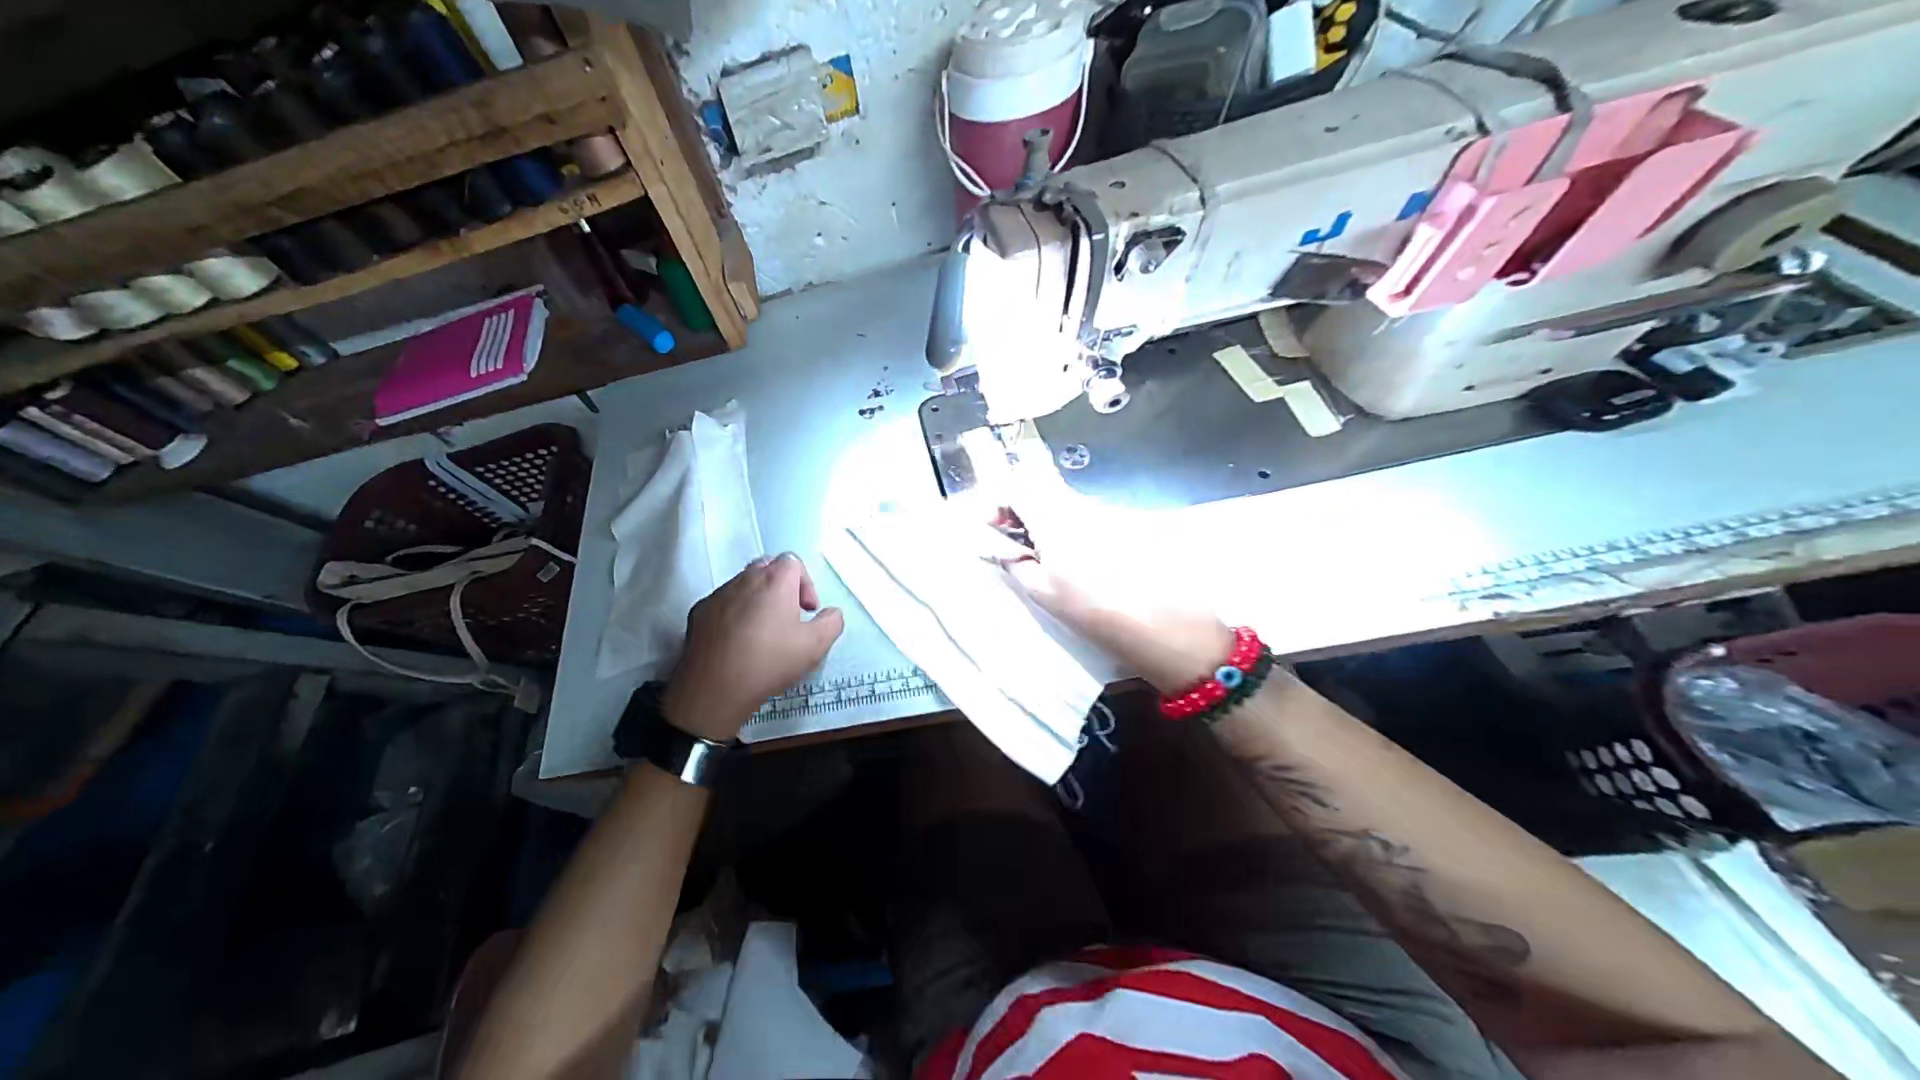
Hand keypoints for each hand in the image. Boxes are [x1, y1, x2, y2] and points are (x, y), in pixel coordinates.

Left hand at [663, 553, 844, 741]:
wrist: (714, 689)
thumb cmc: (767, 663)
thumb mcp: (814, 646)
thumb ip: (832, 622)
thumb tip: (832, 614)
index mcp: (775, 581)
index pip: (794, 562)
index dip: (806, 584)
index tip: (807, 610)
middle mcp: (745, 579)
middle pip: (767, 567)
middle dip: (781, 586)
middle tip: (787, 614)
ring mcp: (719, 594)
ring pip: (743, 584)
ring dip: (757, 599)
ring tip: (763, 631)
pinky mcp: (699, 612)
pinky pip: (723, 602)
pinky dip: (734, 613)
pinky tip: (738, 641)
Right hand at [971, 459, 1233, 694]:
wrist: (1165, 624)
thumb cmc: (1094, 610)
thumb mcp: (1043, 592)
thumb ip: (1016, 563)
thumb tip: (1002, 548)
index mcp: (1054, 516)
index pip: (1017, 485)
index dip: (999, 501)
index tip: (993, 526)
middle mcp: (1080, 505)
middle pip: (1042, 490)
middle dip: (1022, 511)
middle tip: (1016, 544)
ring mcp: (1105, 512)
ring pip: (1064, 504)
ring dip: (1047, 522)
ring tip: (1046, 559)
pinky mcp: (1126, 524)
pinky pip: (1088, 518)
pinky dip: (1073, 531)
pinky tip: (1079, 564)